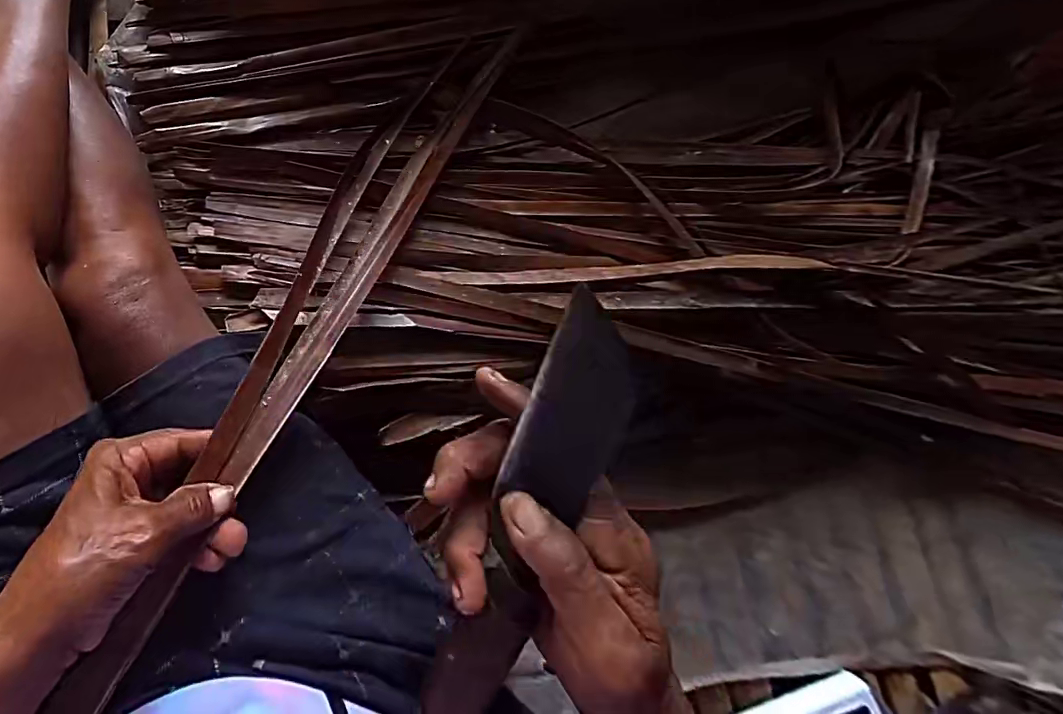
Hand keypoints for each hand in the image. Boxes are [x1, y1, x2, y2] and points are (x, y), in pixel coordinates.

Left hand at [0, 428, 248, 665]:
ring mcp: (127, 514)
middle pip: (180, 478)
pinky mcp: (131, 546)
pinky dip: (192, 546)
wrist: (46, 626)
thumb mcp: (143, 531)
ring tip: (230, 546)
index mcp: (118, 459)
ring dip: (205, 527)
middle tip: (237, 519)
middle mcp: (123, 479)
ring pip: (180, 510)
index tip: (243, 455)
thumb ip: (188, 509)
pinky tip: (209, 559)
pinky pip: (171, 536)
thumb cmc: (84, 565)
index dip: (208, 449)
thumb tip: (225, 492)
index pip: (172, 442)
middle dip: (210, 500)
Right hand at [426, 368, 677, 713]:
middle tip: (436, 495)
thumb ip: (564, 565)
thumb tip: (517, 506)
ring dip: (456, 537)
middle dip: (460, 472)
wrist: (619, 710)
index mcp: (599, 517)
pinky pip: (467, 529)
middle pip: (499, 460)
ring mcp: (533, 526)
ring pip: (474, 497)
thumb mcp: (606, 628)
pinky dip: (455, 555)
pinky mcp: (508, 547)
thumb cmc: (626, 670)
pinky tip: (462, 590)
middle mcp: (562, 508)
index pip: (557, 445)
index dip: (519, 407)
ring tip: (463, 589)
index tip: (485, 381)